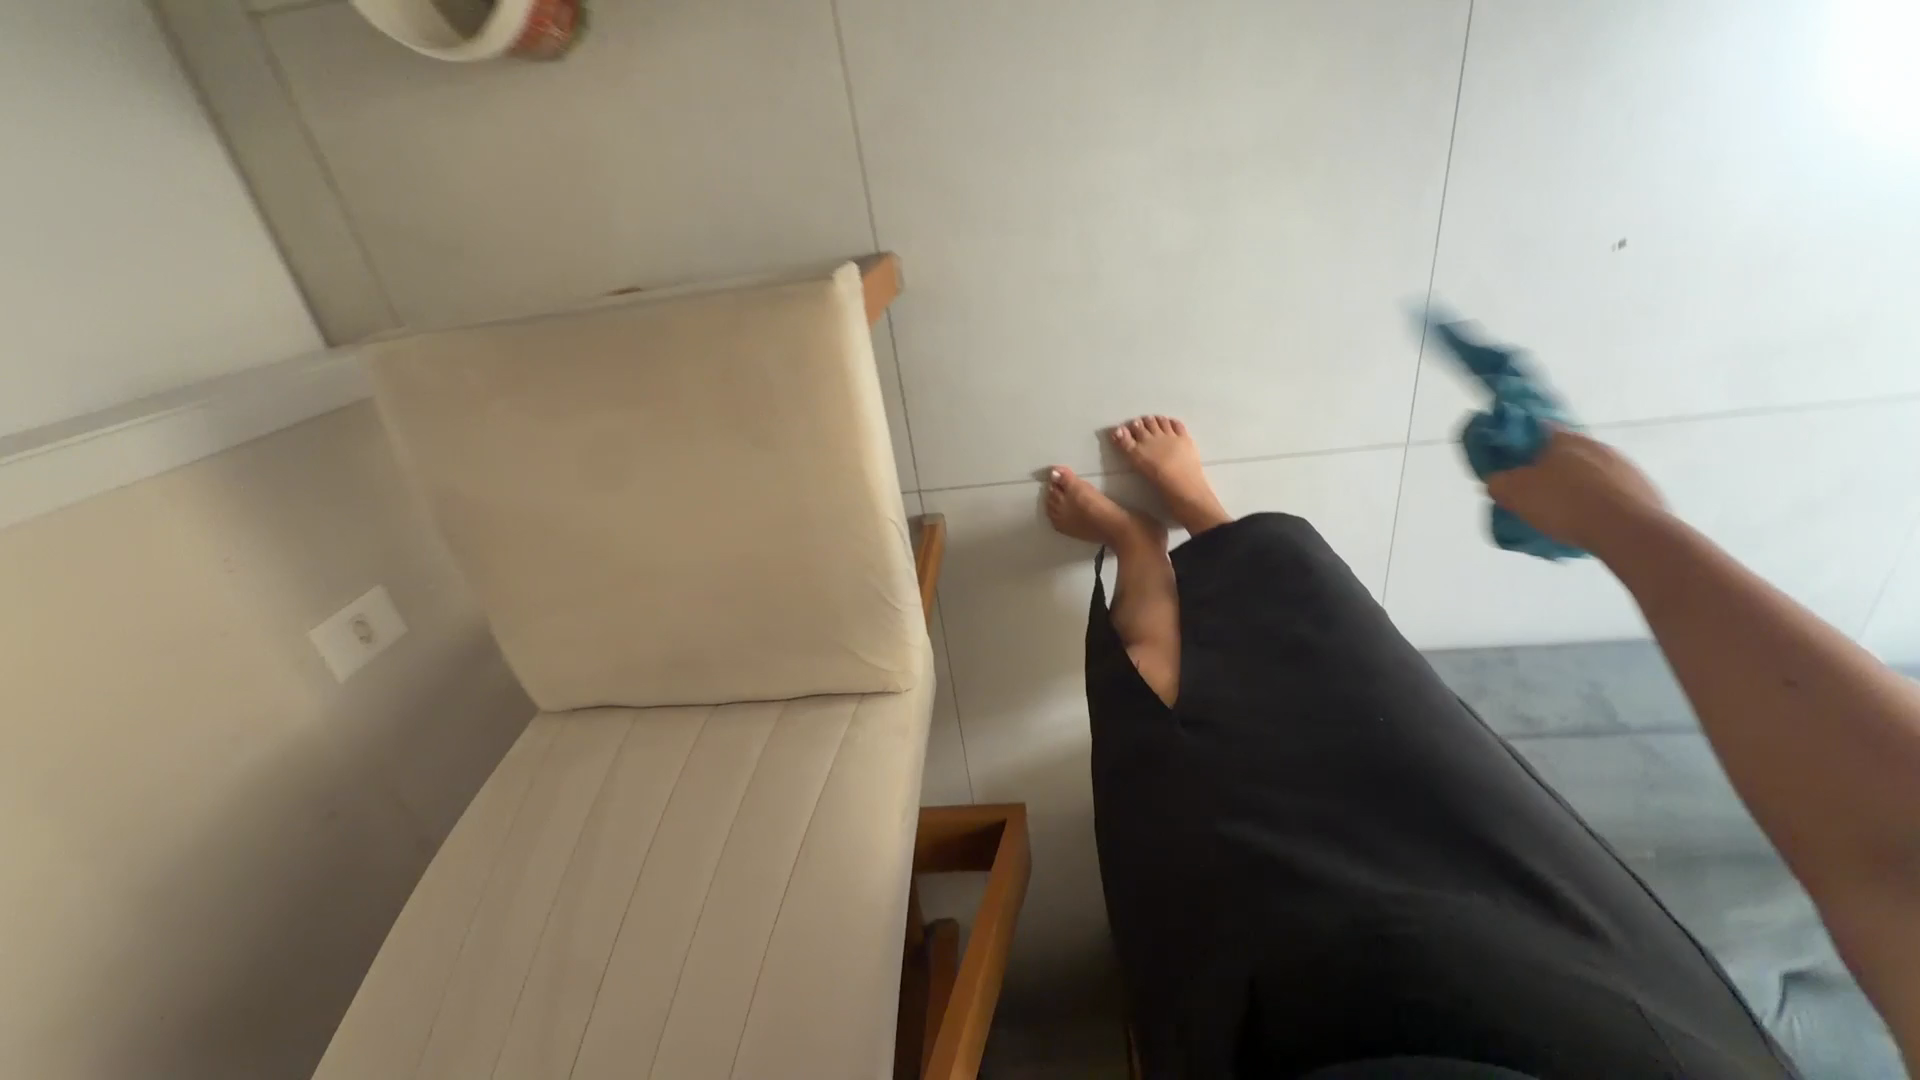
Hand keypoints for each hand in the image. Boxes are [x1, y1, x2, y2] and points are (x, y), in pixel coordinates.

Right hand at [1485, 428, 1669, 554]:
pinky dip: (1595, 505)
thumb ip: (1498, 482)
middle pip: (1562, 456)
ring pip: (1587, 476)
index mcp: (1565, 439)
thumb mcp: (1513, 492)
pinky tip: (1586, 524)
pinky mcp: (1643, 490)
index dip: (1517, 448)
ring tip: (1560, 517)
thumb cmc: (1565, 504)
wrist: (1629, 531)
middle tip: (1530, 497)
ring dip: (1573, 490)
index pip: (1534, 432)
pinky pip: (1608, 494)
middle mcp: (1597, 445)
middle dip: (1546, 473)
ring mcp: (1625, 467)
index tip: (1508, 469)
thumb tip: (1499, 480)